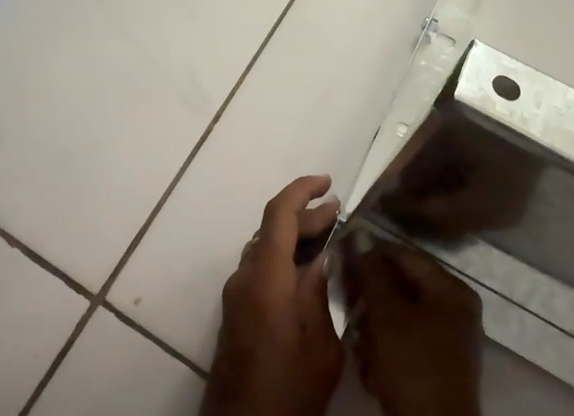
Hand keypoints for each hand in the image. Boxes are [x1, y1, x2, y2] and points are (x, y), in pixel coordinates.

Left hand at [203, 175, 343, 415]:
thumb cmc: (288, 390)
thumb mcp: (320, 346)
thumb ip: (319, 294)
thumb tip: (322, 257)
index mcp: (265, 280)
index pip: (278, 214)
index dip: (301, 190)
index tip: (328, 183)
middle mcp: (244, 279)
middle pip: (271, 229)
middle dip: (305, 216)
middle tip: (338, 213)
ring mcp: (235, 297)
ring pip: (264, 249)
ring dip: (294, 238)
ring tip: (328, 239)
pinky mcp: (235, 314)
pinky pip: (259, 270)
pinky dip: (283, 260)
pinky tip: (308, 273)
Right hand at [345, 238, 483, 415]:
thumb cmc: (413, 366)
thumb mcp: (388, 316)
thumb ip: (372, 274)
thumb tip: (359, 234)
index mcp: (452, 291)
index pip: (406, 256)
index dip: (372, 253)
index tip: (341, 255)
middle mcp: (454, 310)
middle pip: (402, 288)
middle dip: (371, 299)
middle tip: (345, 304)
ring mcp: (447, 341)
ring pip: (399, 318)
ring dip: (374, 329)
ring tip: (360, 345)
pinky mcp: (435, 367)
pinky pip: (404, 345)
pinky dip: (385, 352)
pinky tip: (372, 368)